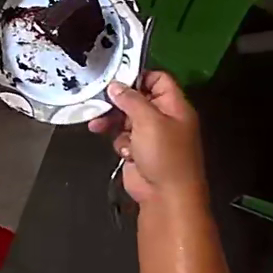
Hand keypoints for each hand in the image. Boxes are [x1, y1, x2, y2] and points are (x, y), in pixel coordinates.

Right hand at [88, 71, 205, 210]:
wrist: (165, 196)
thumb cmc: (164, 155)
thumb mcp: (149, 120)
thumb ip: (131, 99)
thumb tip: (116, 86)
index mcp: (174, 106)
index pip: (158, 79)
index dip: (139, 76)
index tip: (115, 77)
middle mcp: (164, 118)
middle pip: (137, 99)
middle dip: (118, 102)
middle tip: (99, 101)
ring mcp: (151, 135)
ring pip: (126, 118)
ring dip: (113, 121)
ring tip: (98, 125)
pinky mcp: (138, 150)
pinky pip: (123, 136)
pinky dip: (119, 141)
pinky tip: (122, 150)